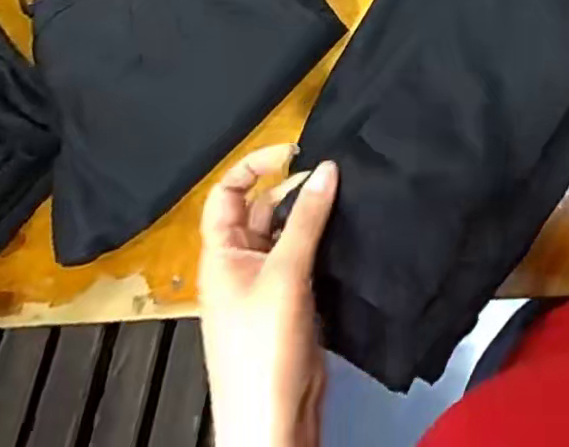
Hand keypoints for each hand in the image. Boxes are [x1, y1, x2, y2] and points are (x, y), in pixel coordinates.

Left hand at [199, 144, 338, 446]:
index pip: (228, 193)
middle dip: (292, 186)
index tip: (296, 150)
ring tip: (347, 192)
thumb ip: (308, 218)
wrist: (275, 418)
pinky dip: (321, 237)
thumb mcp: (286, 273)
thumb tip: (328, 166)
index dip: (255, 165)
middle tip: (334, 172)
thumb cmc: (265, 344)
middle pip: (261, 209)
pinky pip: (303, 254)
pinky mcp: (291, 299)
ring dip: (311, 212)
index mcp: (221, 254)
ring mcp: (266, 282)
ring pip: (286, 231)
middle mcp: (239, 263)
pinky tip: (347, 226)